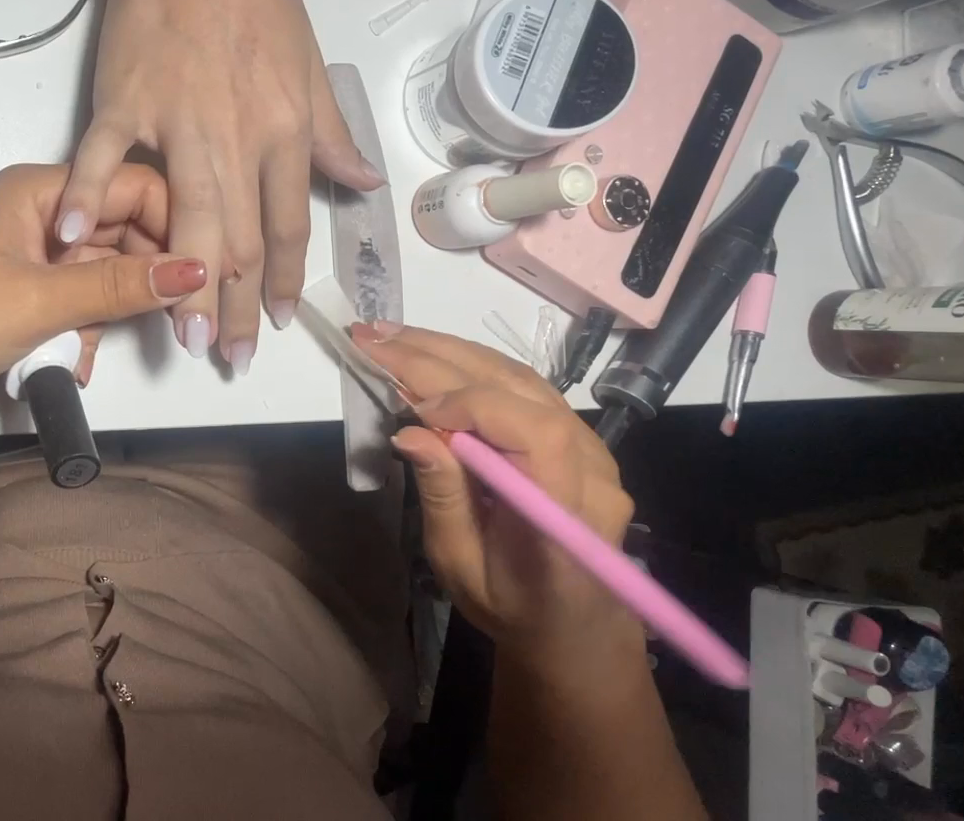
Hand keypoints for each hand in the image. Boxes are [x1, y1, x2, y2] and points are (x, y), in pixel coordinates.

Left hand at [0, 163, 204, 418]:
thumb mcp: (38, 300)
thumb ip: (119, 287)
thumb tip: (197, 270)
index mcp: (40, 191)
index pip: (132, 187)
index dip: (174, 226)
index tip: (204, 274)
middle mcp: (40, 217)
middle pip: (120, 234)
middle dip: (140, 281)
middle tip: (174, 323)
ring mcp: (27, 258)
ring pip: (98, 276)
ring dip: (103, 316)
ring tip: (85, 350)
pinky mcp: (17, 297)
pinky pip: (70, 305)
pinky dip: (75, 332)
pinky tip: (67, 364)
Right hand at [55, 0, 382, 377]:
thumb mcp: (308, 61)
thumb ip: (329, 133)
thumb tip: (362, 183)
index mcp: (284, 128)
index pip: (285, 224)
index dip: (278, 280)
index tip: (271, 324)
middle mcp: (238, 136)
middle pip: (238, 238)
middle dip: (234, 306)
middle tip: (224, 357)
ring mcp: (177, 119)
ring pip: (185, 215)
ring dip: (181, 282)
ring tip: (178, 339)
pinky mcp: (122, 98)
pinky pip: (102, 154)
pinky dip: (86, 195)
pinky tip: (72, 240)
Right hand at [351, 323, 640, 673]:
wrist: (574, 628)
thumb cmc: (511, 607)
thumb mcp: (460, 566)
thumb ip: (442, 497)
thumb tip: (410, 432)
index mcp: (564, 514)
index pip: (534, 431)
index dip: (471, 405)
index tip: (412, 407)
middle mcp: (591, 469)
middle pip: (521, 390)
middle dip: (440, 358)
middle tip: (372, 337)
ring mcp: (591, 449)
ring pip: (521, 378)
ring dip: (450, 350)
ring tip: (390, 335)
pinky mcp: (576, 438)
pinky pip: (524, 388)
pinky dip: (470, 364)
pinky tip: (431, 353)